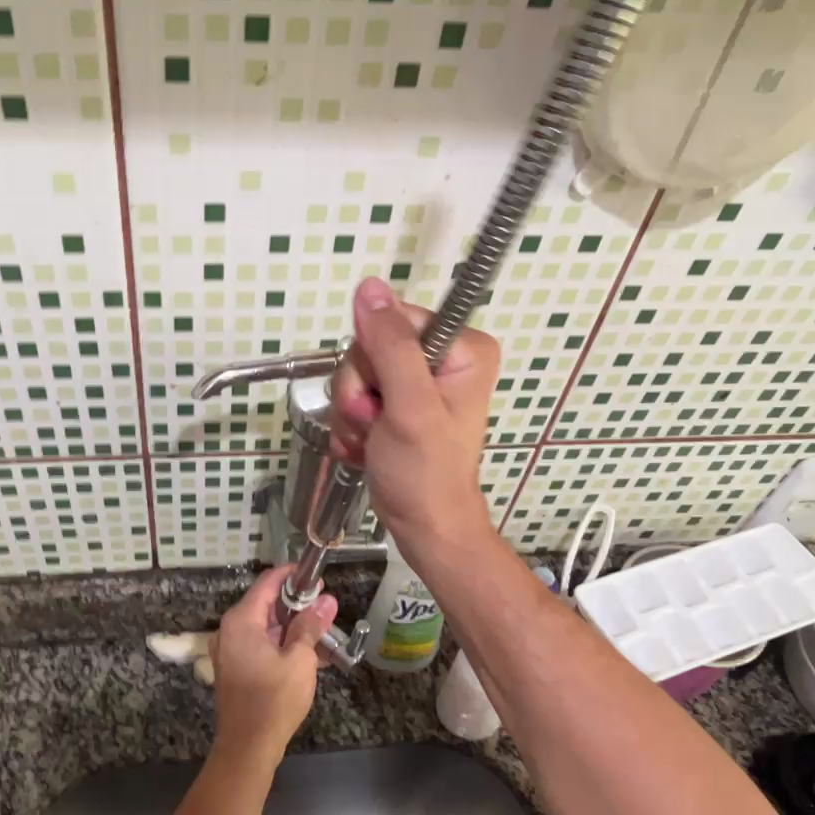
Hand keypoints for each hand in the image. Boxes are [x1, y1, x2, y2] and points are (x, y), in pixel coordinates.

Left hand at [208, 566, 337, 763]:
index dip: (293, 576)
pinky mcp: (236, 669)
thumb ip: (311, 626)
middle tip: (326, 607)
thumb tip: (326, 600)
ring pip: (266, 628)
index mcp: (241, 621)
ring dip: (294, 628)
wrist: (248, 746)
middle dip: (298, 605)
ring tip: (325, 632)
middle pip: (266, 605)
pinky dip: (284, 646)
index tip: (317, 576)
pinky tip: (312, 654)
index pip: (267, 583)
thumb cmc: (274, 699)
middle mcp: (230, 631)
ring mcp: (231, 651)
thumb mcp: (299, 659)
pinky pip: (262, 647)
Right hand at [329, 277, 500, 553]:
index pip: (394, 320)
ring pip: (356, 375)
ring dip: (352, 414)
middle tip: (375, 425)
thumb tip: (369, 287)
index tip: (381, 398)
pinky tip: (366, 448)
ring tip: (372, 442)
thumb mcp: (409, 406)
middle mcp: (441, 358)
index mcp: (462, 348)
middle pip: (370, 348)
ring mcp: (415, 383)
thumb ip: (390, 346)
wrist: (424, 526)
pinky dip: (352, 427)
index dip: (374, 359)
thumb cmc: (425, 474)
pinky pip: (354, 399)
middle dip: (360, 392)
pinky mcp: (394, 406)